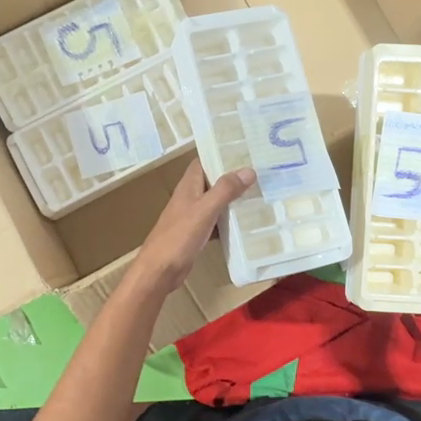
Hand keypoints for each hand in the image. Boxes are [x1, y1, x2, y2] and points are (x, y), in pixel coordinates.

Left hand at [129, 161, 254, 295]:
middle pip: (213, 181)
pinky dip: (229, 221)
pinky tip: (247, 222)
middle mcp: (190, 197)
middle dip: (233, 176)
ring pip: (216, 202)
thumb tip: (249, 170)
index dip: (221, 153)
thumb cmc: (179, 236)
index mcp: (189, 185)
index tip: (245, 150)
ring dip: (233, 199)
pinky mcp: (196, 233)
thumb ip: (225, 190)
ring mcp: (192, 216)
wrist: (160, 270)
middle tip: (260, 172)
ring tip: (260, 193)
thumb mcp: (205, 210)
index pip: (204, 161)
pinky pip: (216, 221)